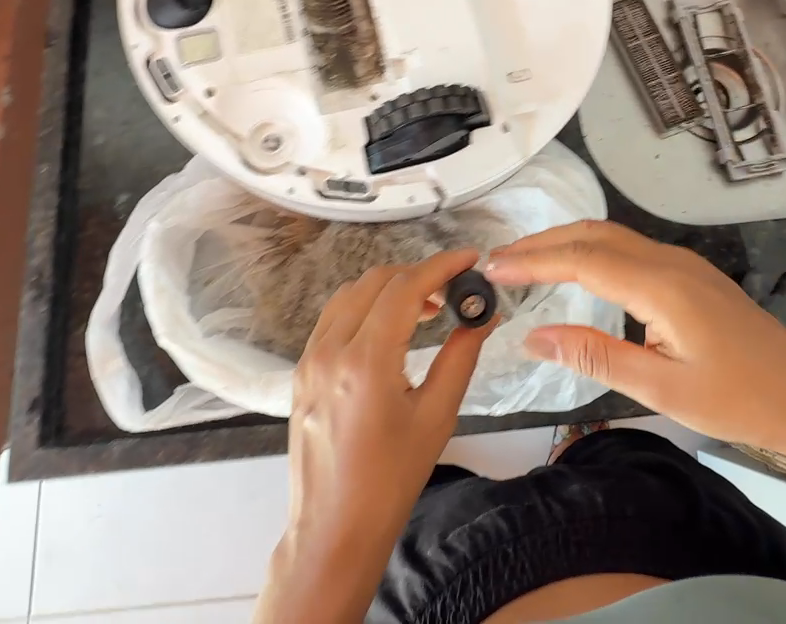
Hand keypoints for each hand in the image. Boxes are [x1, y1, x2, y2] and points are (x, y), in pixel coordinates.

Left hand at [257, 250, 492, 623]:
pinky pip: (334, 316)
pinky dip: (365, 306)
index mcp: (365, 362)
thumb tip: (483, 317)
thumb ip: (460, 357)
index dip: (440, 266)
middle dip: (417, 275)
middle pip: (376, 281)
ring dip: (390, 288)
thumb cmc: (390, 480)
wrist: (334, 528)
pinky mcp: (302, 369)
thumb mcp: (437, 417)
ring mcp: (310, 358)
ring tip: (426, 308)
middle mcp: (330, 350)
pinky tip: (390, 327)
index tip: (469, 258)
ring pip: (351, 293)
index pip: (404, 288)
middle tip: (452, 291)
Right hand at [486, 220, 785, 458]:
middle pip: (593, 235)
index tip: (492, 268)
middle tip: (497, 261)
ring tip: (525, 261)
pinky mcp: (690, 274)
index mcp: (661, 285)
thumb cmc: (738, 401)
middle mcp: (669, 261)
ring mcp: (683, 263)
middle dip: (542, 243)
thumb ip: (595, 356)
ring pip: (611, 237)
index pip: (582, 259)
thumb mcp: (661, 389)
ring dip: (565, 243)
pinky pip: (629, 248)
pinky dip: (590, 250)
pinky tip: (576, 268)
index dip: (533, 260)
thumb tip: (533, 337)